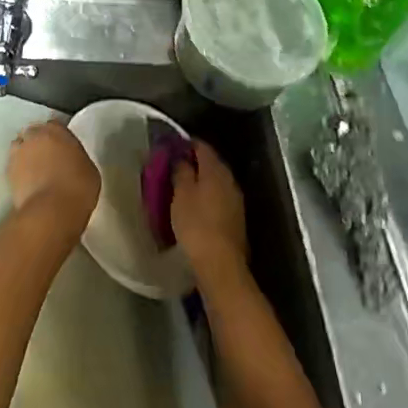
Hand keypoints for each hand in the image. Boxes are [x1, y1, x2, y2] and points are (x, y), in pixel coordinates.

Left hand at [7, 119, 99, 240]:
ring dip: (25, 153)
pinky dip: (19, 170)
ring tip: (34, 168)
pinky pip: (14, 165)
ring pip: (19, 146)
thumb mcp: (88, 167)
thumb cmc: (78, 187)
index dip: (57, 136)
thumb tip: (70, 160)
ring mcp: (18, 154)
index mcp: (56, 131)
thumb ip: (75, 156)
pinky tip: (28, 181)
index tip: (62, 146)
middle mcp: (34, 137)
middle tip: (48, 156)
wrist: (52, 211)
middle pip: (33, 133)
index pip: (54, 125)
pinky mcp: (8, 173)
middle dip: (38, 141)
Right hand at [171, 141, 246, 281]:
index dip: (187, 143)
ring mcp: (235, 199)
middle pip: (211, 163)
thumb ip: (182, 172)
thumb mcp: (181, 195)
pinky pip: (218, 197)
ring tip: (181, 185)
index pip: (203, 146)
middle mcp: (230, 179)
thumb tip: (182, 158)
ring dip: (200, 180)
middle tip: (173, 166)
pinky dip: (206, 195)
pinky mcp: (235, 217)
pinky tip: (194, 204)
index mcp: (216, 170)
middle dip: (194, 162)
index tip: (172, 147)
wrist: (220, 264)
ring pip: (216, 181)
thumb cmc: (196, 225)